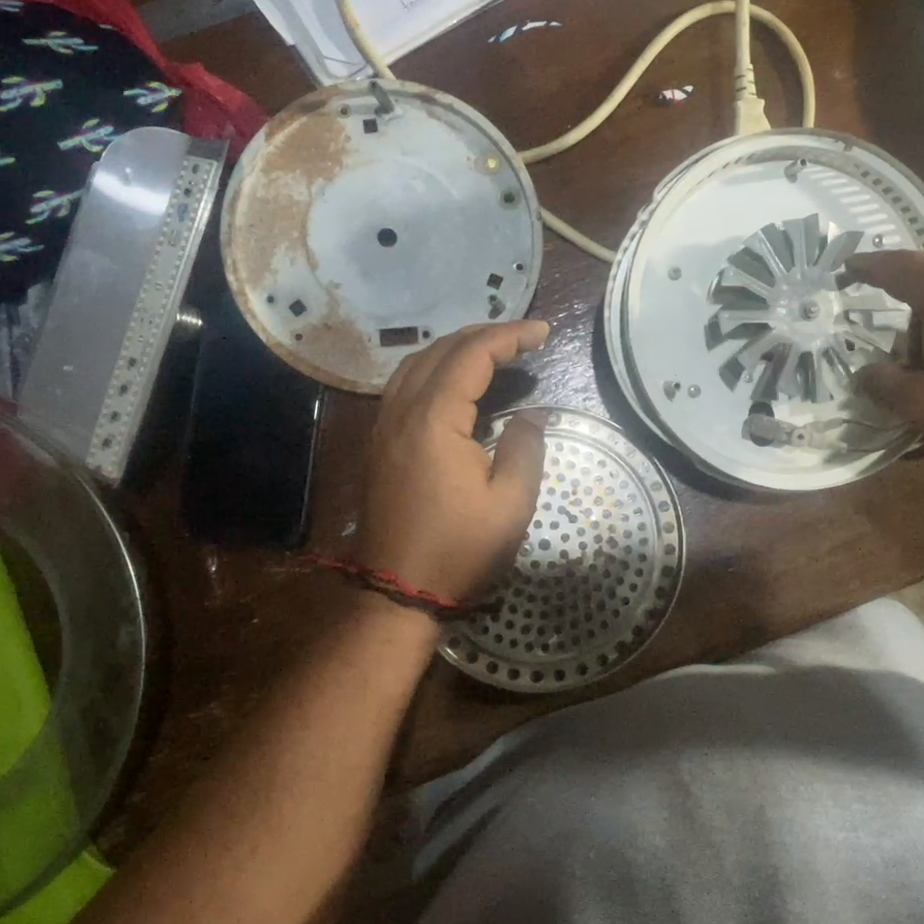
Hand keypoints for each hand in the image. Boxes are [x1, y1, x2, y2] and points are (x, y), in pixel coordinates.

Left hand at [354, 321, 549, 602]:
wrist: (398, 591)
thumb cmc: (459, 549)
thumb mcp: (511, 503)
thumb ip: (526, 448)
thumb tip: (531, 415)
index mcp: (434, 419)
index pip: (472, 355)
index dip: (510, 336)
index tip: (543, 333)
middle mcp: (402, 411)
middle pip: (441, 350)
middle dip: (485, 334)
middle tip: (524, 337)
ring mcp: (385, 426)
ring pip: (416, 364)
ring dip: (456, 349)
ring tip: (493, 351)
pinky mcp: (380, 443)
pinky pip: (405, 386)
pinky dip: (435, 369)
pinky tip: (455, 382)